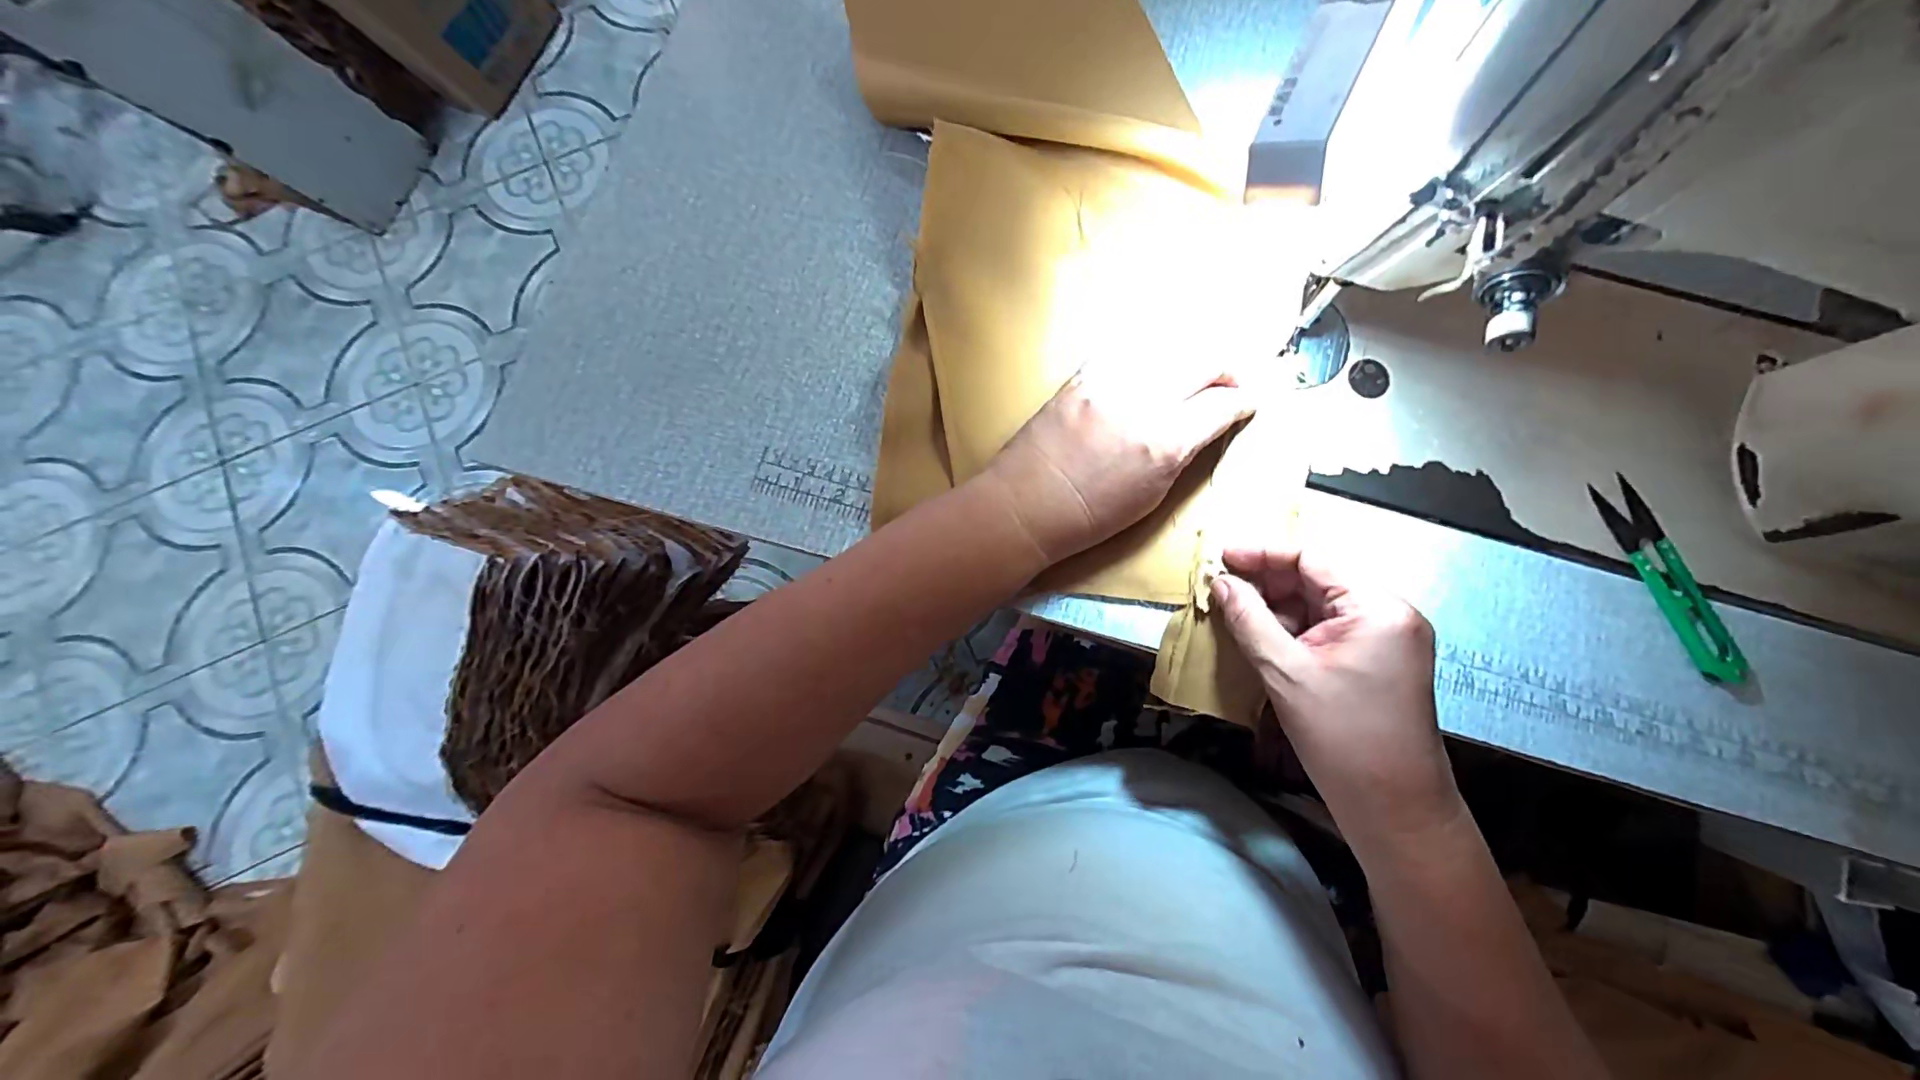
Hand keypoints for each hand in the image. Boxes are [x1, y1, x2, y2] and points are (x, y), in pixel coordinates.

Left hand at [977, 358, 1254, 565]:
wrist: (1023, 504)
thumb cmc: (1088, 515)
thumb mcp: (1153, 494)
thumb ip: (1185, 451)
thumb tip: (1208, 423)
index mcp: (1164, 441)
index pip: (1223, 402)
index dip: (1244, 401)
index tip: (1247, 403)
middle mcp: (1140, 400)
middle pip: (1205, 358)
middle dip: (1227, 368)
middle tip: (1230, 382)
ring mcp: (1108, 380)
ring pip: (1170, 343)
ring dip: (1192, 355)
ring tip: (1195, 373)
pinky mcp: (1082, 374)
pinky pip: (1131, 348)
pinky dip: (1153, 354)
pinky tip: (1154, 369)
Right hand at [1210, 546, 1462, 849]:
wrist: (1392, 806)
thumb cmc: (1342, 737)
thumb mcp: (1285, 671)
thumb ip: (1249, 619)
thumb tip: (1220, 582)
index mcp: (1377, 608)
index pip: (1312, 560)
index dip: (1262, 555)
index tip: (1222, 557)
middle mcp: (1388, 615)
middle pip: (1315, 581)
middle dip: (1266, 583)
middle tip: (1220, 588)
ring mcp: (1385, 639)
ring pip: (1318, 606)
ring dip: (1275, 608)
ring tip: (1232, 612)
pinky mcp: (1375, 661)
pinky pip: (1326, 631)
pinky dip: (1292, 630)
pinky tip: (1258, 636)